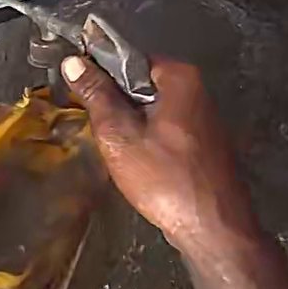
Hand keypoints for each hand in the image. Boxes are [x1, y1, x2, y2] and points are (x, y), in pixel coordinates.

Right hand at [61, 55, 262, 261]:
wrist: (214, 230)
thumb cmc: (164, 178)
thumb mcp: (119, 134)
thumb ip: (96, 94)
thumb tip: (74, 61)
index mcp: (179, 77)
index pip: (126, 58)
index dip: (99, 74)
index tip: (80, 95)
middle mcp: (197, 89)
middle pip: (140, 85)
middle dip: (115, 103)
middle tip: (98, 128)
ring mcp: (204, 117)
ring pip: (151, 109)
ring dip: (130, 124)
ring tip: (116, 148)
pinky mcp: (205, 142)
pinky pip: (166, 128)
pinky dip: (148, 139)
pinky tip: (139, 163)